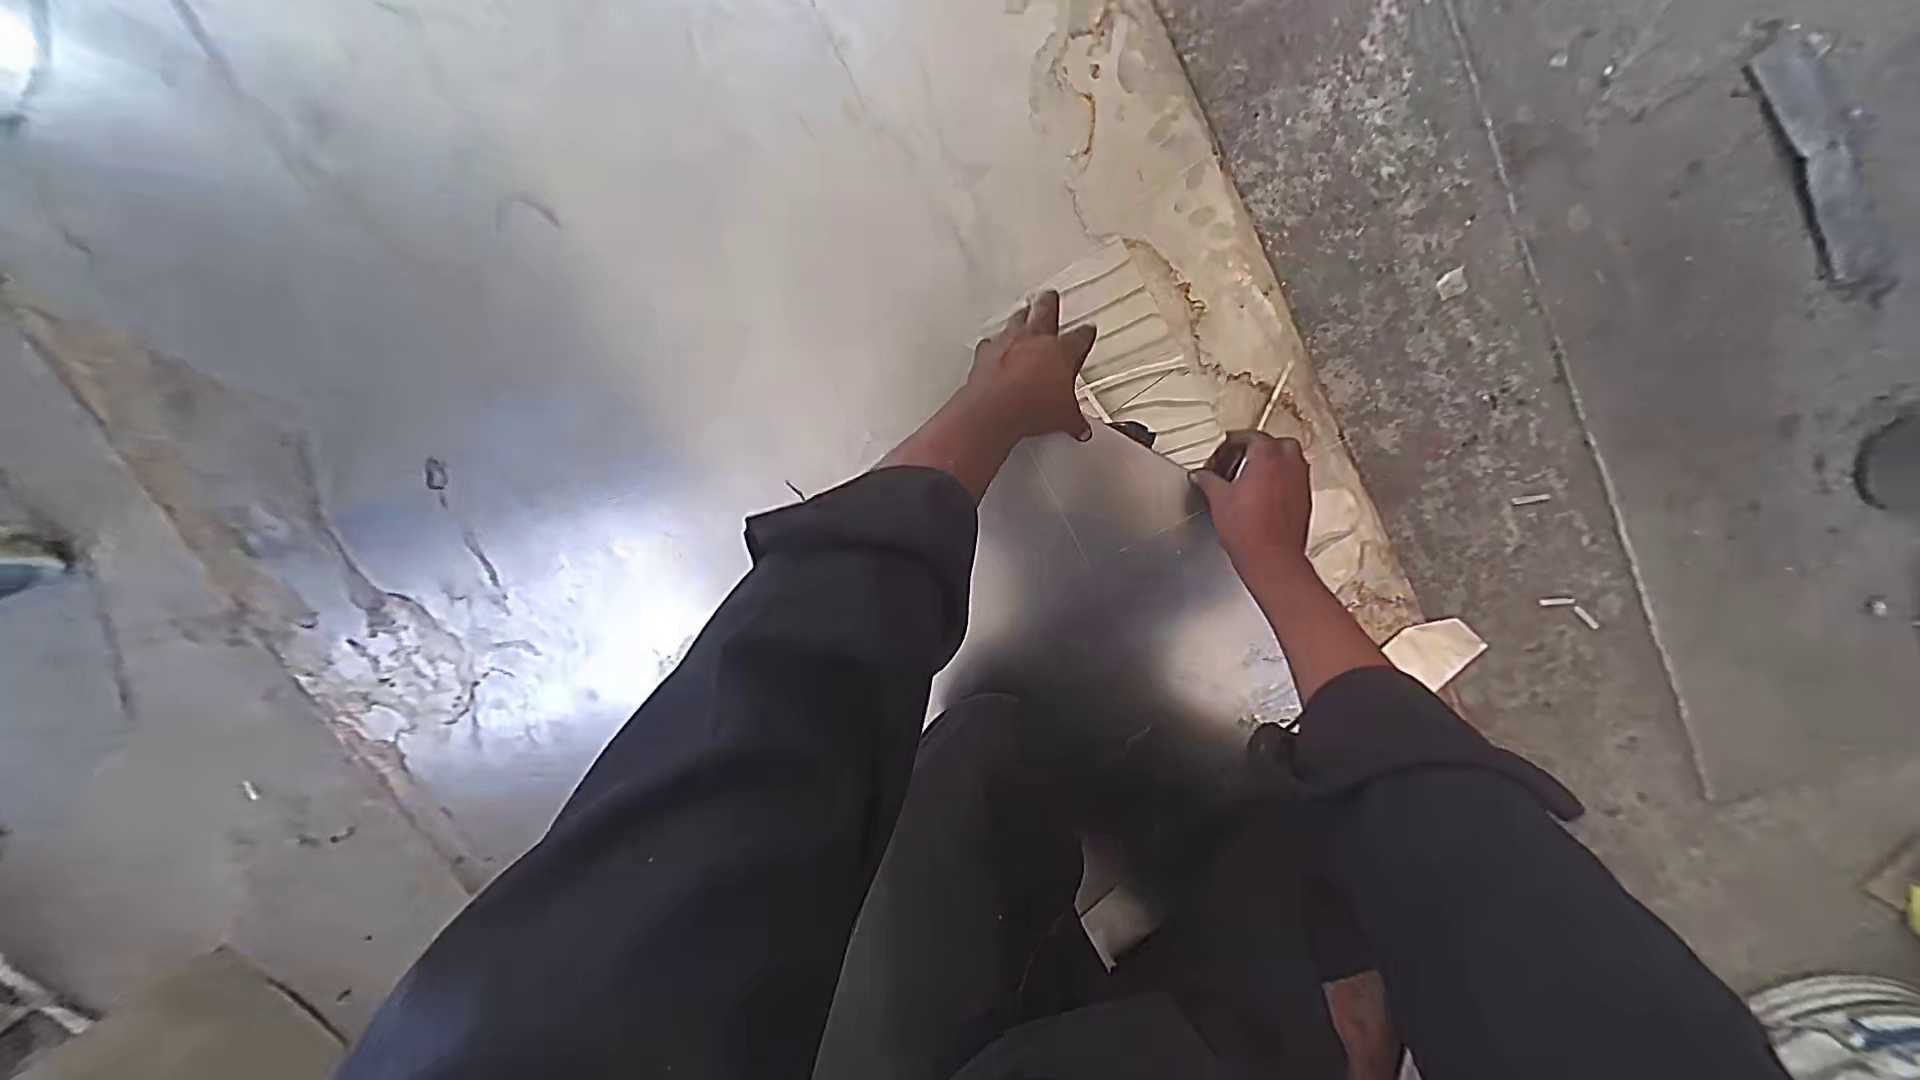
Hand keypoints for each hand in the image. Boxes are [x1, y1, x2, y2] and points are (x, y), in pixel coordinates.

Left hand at [953, 290, 1097, 441]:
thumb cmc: (1031, 408)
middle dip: (1051, 303)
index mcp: (1062, 350)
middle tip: (1051, 297)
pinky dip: (992, 345)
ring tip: (1023, 311)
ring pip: (1017, 319)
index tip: (1087, 332)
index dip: (1086, 334)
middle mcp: (1035, 339)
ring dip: (1022, 315)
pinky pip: (989, 343)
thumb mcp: (1064, 418)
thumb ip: (1074, 419)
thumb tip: (1080, 428)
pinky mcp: (986, 354)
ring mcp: (1009, 342)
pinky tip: (991, 347)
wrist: (996, 411)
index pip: (1081, 336)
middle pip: (1046, 310)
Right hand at [1192, 432, 1312, 568]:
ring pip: (1288, 459)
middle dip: (1257, 448)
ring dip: (1270, 463)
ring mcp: (1300, 480)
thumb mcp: (1218, 500)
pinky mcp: (1305, 498)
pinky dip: (1279, 479)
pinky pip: (1293, 478)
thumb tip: (1201, 475)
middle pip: (1275, 443)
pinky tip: (1262, 495)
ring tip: (1249, 477)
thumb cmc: (1248, 530)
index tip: (1222, 450)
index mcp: (1267, 457)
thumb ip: (1208, 481)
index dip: (1233, 442)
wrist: (1271, 557)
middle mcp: (1289, 464)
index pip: (1251, 437)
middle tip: (1238, 459)